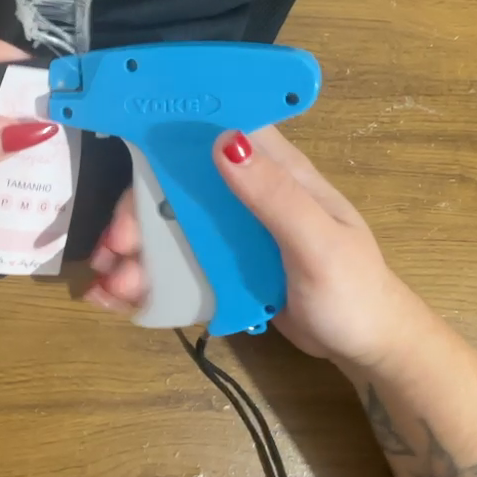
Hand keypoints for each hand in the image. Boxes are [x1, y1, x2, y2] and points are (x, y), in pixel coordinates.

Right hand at [85, 126, 433, 370]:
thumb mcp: (318, 244)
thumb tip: (223, 141)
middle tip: (114, 248)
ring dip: (135, 251)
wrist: (364, 348)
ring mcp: (232, 229)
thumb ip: (274, 197)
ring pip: (170, 225)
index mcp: (276, 172)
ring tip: (112, 288)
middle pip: (176, 185)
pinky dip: (147, 275)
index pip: (219, 129)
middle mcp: (247, 192)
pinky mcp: (223, 263)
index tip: (126, 142)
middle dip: (137, 213)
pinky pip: (177, 261)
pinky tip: (119, 298)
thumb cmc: (353, 292)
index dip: (172, 129)